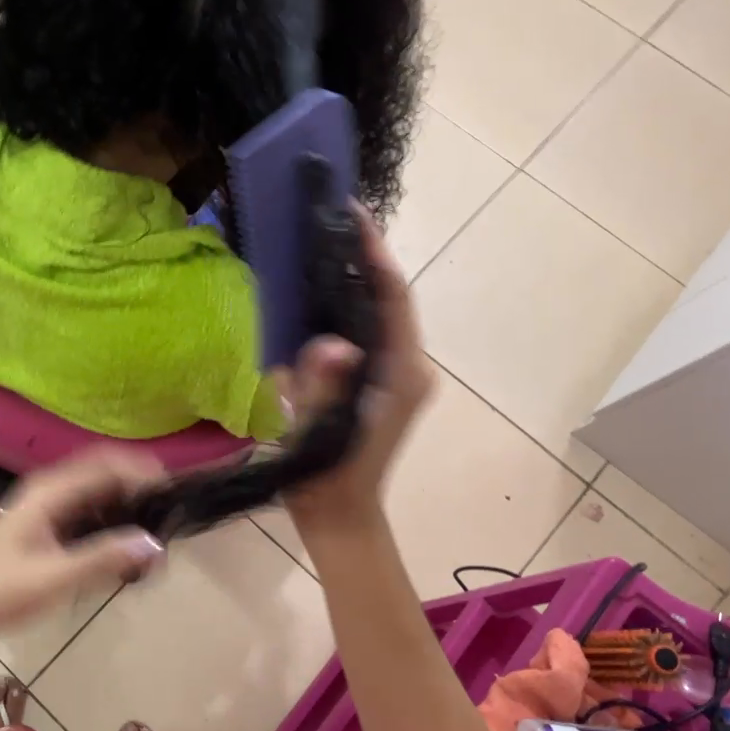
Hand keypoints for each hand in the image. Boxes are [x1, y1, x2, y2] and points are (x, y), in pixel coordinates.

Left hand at [0, 450, 169, 647]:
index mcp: (49, 492)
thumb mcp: (55, 578)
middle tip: (168, 519)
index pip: (105, 465)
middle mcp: (48, 491)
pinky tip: (121, 554)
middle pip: (103, 477)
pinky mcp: (44, 529)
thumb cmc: (0, 590)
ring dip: (124, 512)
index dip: (141, 470)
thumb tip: (155, 543)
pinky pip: (85, 515)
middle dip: (137, 492)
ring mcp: (44, 509)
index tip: (173, 491)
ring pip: (95, 497)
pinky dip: (107, 527)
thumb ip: (104, 560)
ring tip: (151, 540)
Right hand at [279, 205, 435, 531]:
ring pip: (381, 315)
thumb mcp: (320, 433)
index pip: (394, 299)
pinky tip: (318, 298)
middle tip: (327, 223)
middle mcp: (411, 368)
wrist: (340, 517)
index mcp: (402, 375)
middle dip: (364, 259)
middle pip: (391, 300)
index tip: (352, 214)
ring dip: (357, 282)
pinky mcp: (384, 385)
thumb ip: (324, 386)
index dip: (374, 254)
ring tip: (322, 248)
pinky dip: (349, 310)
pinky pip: (370, 334)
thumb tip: (331, 343)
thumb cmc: (327, 478)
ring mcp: (400, 377)